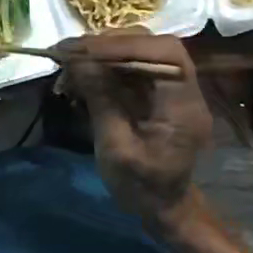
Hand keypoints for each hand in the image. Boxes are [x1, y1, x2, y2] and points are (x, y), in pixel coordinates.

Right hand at [54, 29, 211, 226]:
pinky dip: (102, 63)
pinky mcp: (153, 90)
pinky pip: (129, 63)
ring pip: (137, 49)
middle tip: (69, 53)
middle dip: (108, 44)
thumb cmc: (142, 188)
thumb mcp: (116, 149)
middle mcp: (183, 88)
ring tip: (69, 62)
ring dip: (101, 51)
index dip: (125, 44)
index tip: (84, 50)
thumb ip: (101, 100)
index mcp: (183, 106)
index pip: (165, 54)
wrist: (161, 209)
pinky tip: (79, 73)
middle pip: (150, 44)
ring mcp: (169, 87)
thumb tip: (78, 60)